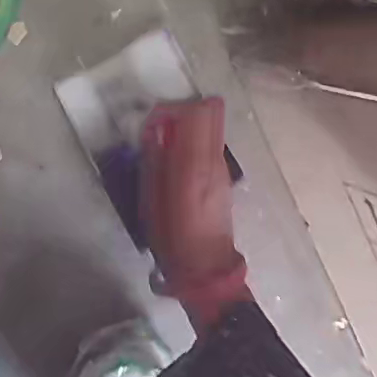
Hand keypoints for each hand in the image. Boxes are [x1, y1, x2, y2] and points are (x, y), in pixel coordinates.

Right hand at [140, 98, 242, 293]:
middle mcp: (214, 159)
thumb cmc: (173, 237)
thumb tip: (154, 133)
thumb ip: (154, 162)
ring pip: (212, 125)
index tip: (151, 124)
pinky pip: (211, 142)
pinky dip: (194, 140)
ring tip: (166, 146)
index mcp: (194, 165)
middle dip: (182, 111)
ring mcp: (223, 165)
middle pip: (210, 111)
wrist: (207, 268)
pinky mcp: (224, 174)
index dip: (169, 109)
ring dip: (188, 125)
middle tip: (161, 127)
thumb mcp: (151, 201)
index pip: (194, 113)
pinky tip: (177, 162)